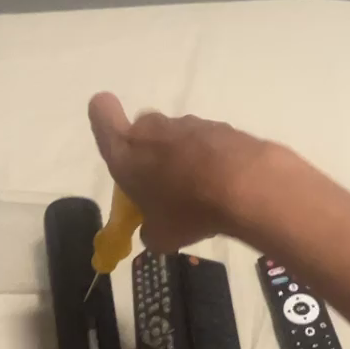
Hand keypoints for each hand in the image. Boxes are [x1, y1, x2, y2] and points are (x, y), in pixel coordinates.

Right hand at [87, 93, 278, 252]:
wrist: (247, 186)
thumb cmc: (188, 210)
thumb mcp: (161, 236)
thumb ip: (150, 228)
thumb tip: (154, 229)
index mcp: (126, 151)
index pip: (101, 113)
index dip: (105, 118)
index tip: (118, 139)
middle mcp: (154, 129)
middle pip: (144, 130)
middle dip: (151, 152)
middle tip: (165, 184)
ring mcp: (191, 124)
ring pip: (179, 137)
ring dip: (185, 158)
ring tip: (202, 192)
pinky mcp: (223, 127)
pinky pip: (209, 143)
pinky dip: (213, 159)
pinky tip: (226, 185)